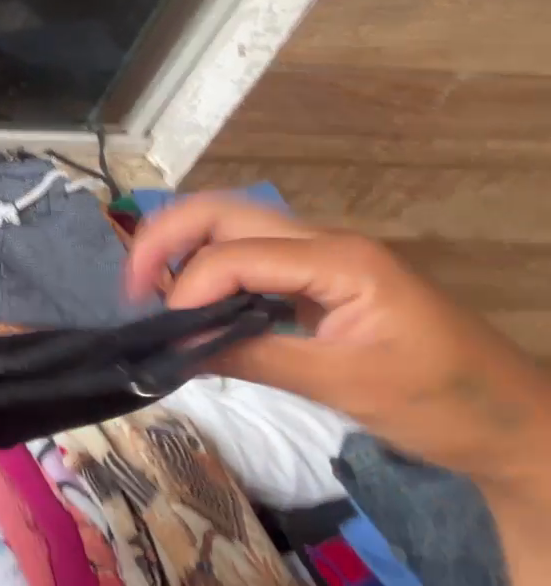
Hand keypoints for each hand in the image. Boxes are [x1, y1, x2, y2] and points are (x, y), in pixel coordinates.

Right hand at [124, 193, 550, 490]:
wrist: (525, 428)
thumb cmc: (446, 404)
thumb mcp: (345, 386)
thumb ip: (253, 357)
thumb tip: (173, 348)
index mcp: (338, 259)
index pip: (234, 255)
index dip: (188, 288)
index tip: (165, 330)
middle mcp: (324, 241)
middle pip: (221, 213)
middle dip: (164, 238)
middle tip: (131, 282)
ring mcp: (323, 255)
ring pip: (229, 224)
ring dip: (181, 245)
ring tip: (150, 285)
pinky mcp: (320, 275)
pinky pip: (247, 252)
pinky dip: (206, 264)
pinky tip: (192, 296)